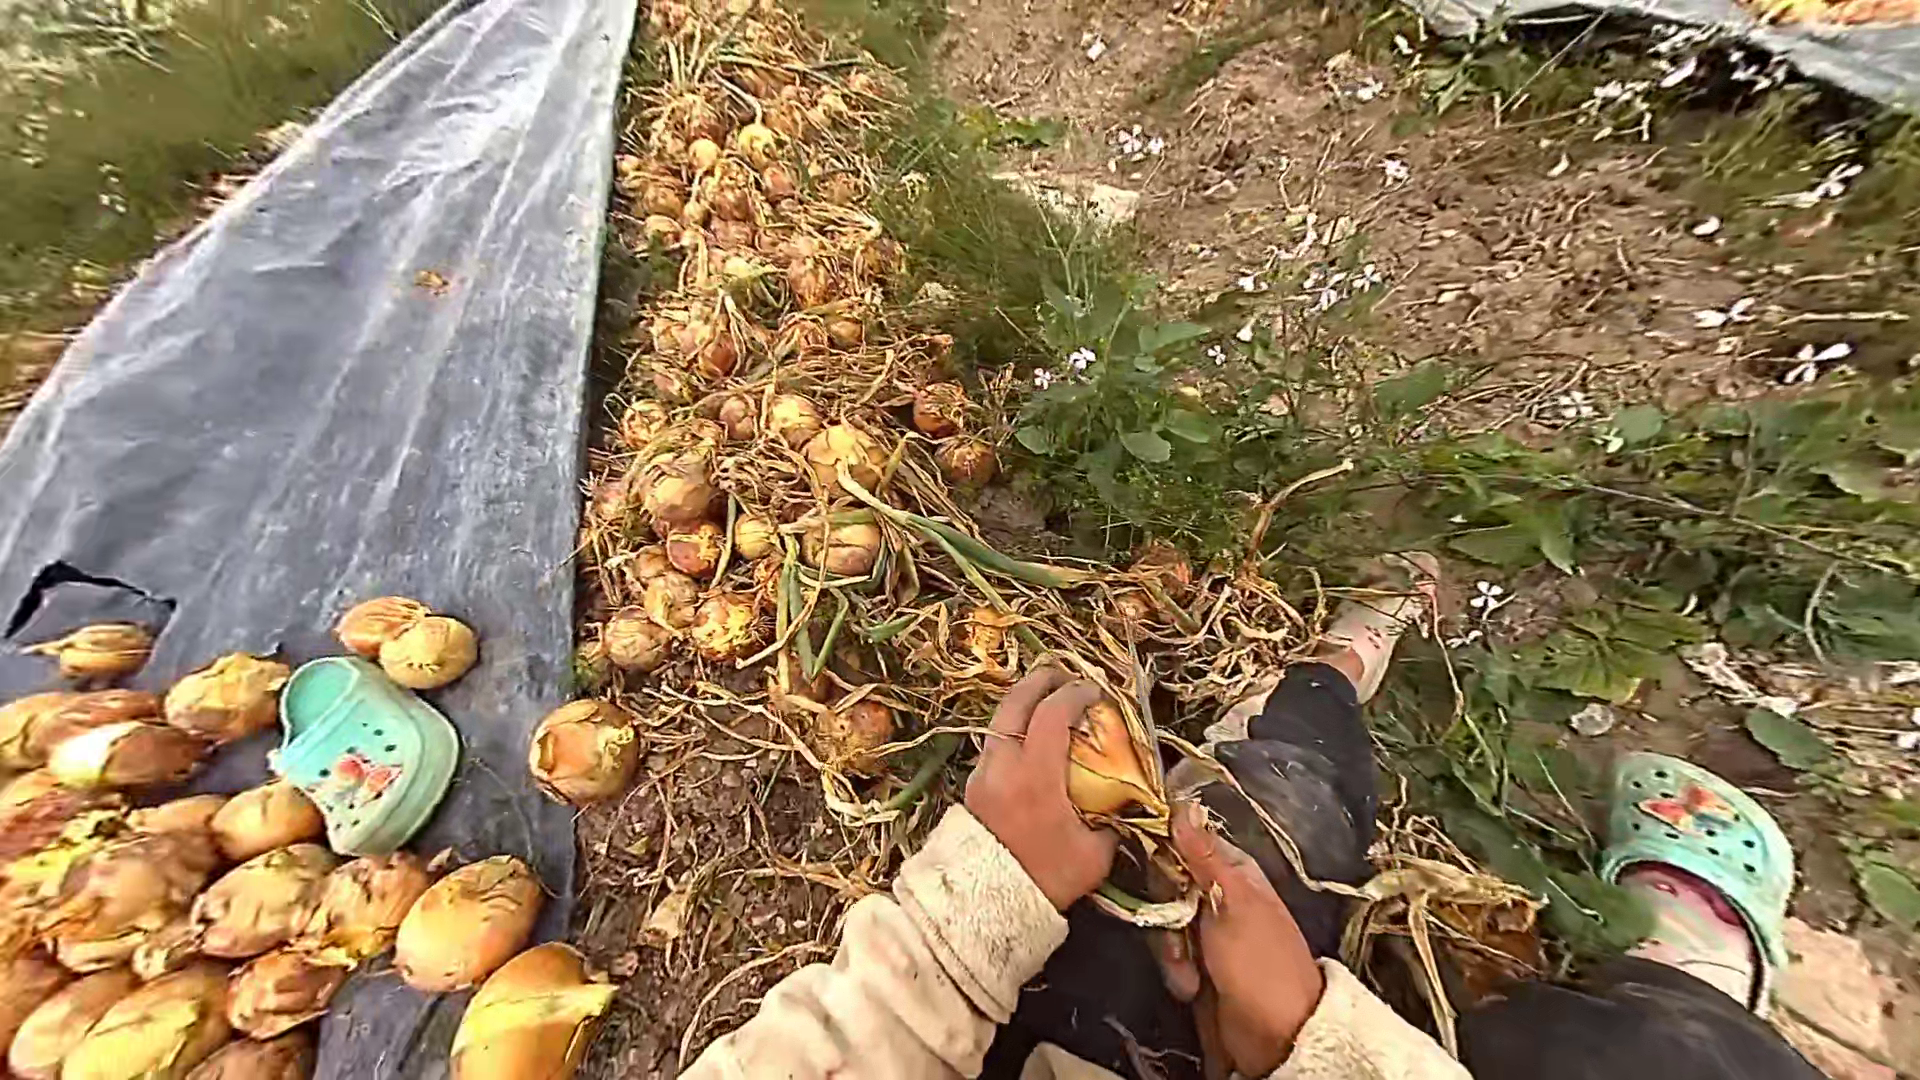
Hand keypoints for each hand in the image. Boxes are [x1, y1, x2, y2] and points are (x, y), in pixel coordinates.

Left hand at [965, 667, 1118, 909]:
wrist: (984, 906)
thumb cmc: (1043, 879)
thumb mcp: (1092, 855)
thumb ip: (1111, 822)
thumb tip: (1125, 802)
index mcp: (1034, 774)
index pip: (1052, 714)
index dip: (1075, 694)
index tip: (1095, 691)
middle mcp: (1003, 762)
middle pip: (1017, 701)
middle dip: (1042, 680)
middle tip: (1066, 676)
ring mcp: (984, 768)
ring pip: (1001, 717)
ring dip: (1025, 700)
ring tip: (1048, 699)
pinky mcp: (975, 780)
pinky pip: (996, 738)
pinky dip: (1014, 725)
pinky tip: (1031, 735)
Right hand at [1168, 801, 1324, 1075]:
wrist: (1279, 1042)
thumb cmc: (1262, 963)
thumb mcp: (1233, 902)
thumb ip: (1203, 853)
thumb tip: (1184, 801)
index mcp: (1230, 866)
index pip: (1181, 835)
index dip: (1161, 846)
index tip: (1151, 863)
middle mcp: (1214, 888)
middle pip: (1163, 875)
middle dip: (1164, 907)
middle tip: (1179, 929)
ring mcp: (1202, 923)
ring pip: (1159, 912)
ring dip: (1169, 944)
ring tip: (1190, 971)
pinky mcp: (1193, 955)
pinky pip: (1165, 944)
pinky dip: (1174, 966)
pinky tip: (1190, 985)